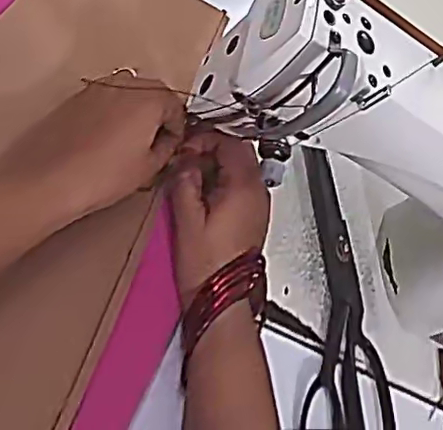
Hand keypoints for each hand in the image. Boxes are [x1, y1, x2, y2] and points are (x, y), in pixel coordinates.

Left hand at [0, 72, 186, 224]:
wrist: (47, 179)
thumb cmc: (104, 175)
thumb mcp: (148, 169)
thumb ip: (166, 148)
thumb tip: (167, 139)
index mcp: (151, 97)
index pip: (176, 105)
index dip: (177, 128)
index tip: (170, 147)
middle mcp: (127, 83)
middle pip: (153, 91)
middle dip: (158, 113)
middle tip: (152, 141)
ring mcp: (99, 86)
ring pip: (128, 91)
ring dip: (134, 108)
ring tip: (127, 138)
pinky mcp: (76, 96)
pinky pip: (105, 97)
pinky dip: (111, 110)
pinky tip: (101, 137)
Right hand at [171, 131, 271, 298]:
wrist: (222, 303)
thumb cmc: (208, 268)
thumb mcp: (187, 221)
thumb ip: (185, 184)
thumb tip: (184, 163)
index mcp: (244, 187)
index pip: (230, 143)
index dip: (205, 139)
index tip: (187, 148)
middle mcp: (257, 192)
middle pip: (240, 151)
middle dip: (213, 147)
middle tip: (189, 155)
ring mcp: (258, 205)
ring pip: (242, 167)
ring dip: (219, 163)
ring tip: (193, 173)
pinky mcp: (254, 218)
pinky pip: (242, 185)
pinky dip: (225, 179)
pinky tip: (204, 193)